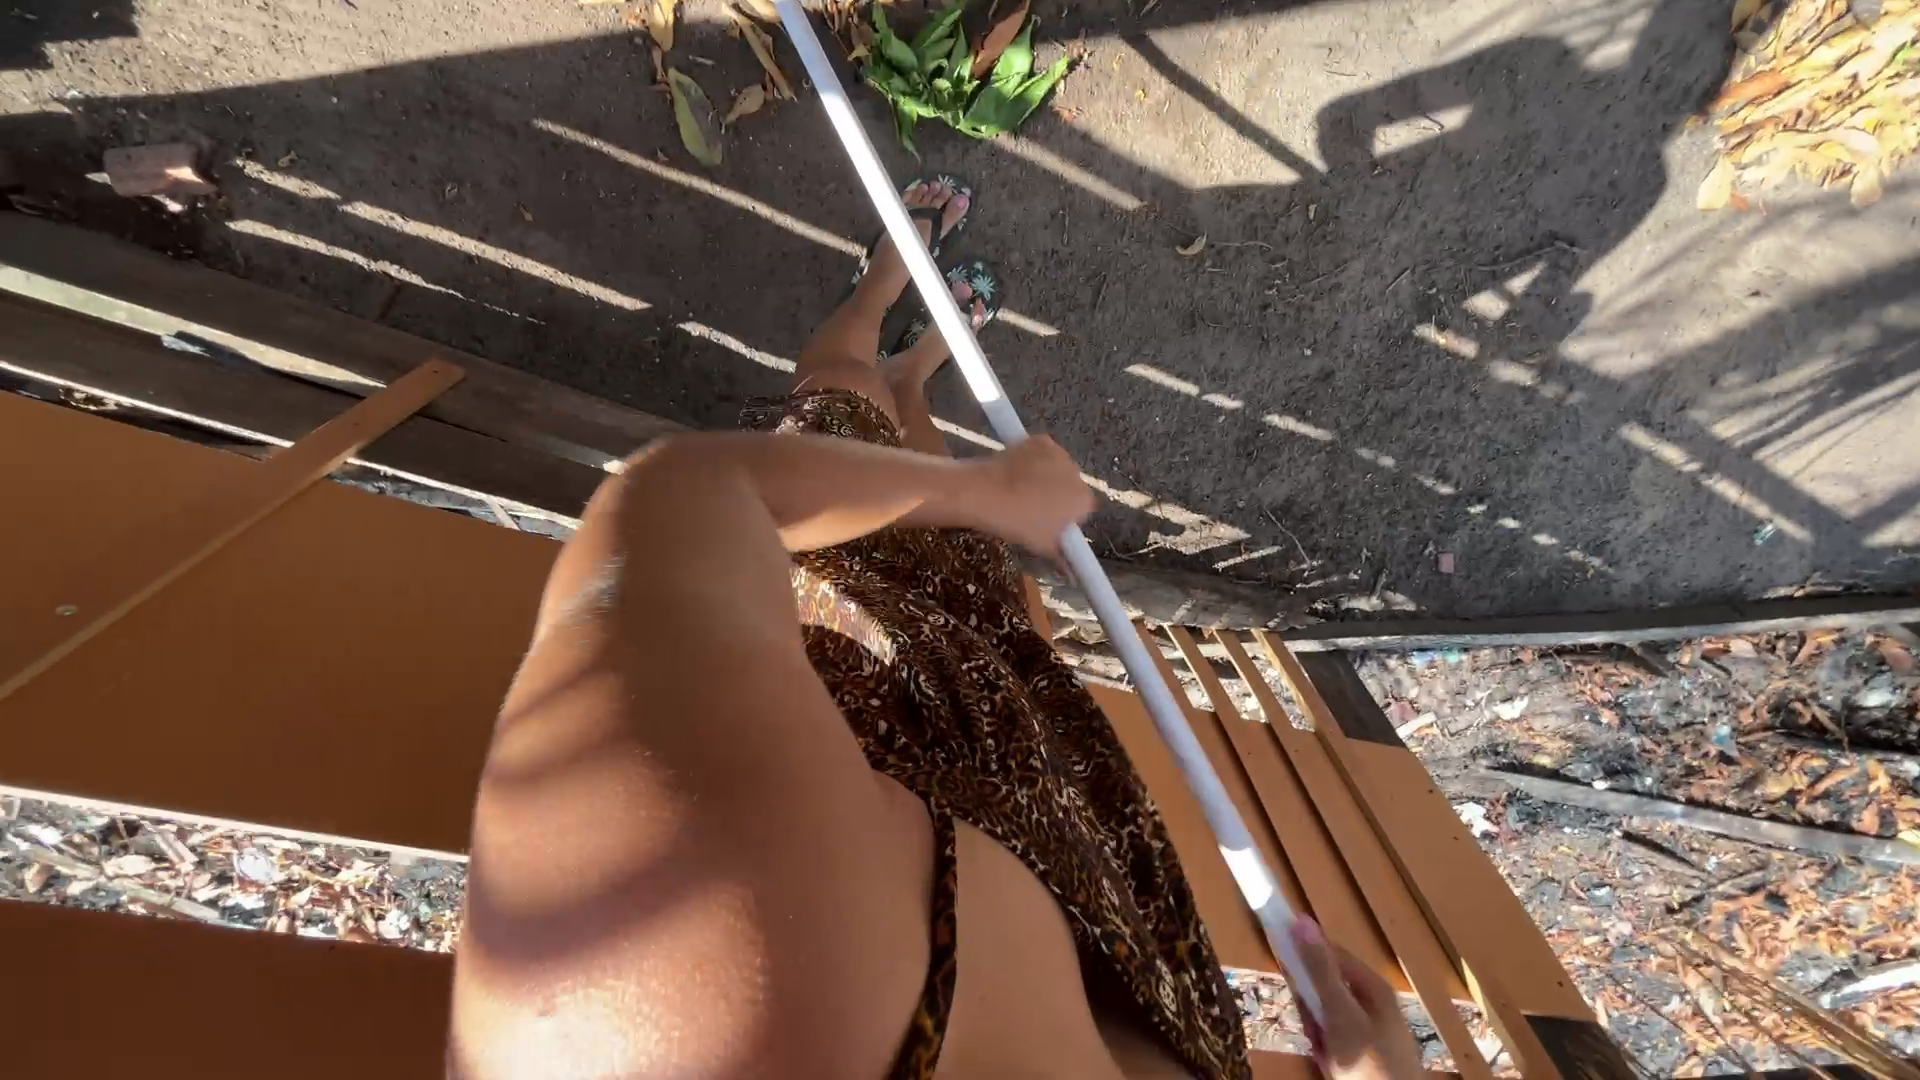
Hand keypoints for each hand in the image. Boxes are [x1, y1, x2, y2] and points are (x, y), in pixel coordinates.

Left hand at [974, 436, 1094, 557]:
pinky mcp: (1042, 440)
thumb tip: (1070, 572)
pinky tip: (1017, 470)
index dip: (1066, 517)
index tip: (1048, 523)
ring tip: (1020, 489)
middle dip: (1057, 495)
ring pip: (1057, 468)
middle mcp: (1078, 474)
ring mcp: (1060, 454)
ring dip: (1046, 475)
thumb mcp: (1040, 545)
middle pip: (1071, 486)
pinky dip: (1034, 458)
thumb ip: (1061, 558)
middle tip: (1031, 507)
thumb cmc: (1016, 522)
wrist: (985, 492)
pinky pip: (1043, 451)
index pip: (1082, 510)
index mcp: (1083, 501)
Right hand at [1293, 917, 1423, 1079]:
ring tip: (1324, 1052)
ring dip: (1317, 1031)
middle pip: (1325, 986)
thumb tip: (1301, 918)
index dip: (1306, 959)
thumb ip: (1319, 969)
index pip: (1329, 953)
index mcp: (1372, 987)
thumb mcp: (1340, 1014)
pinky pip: (1334, 1040)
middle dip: (1311, 1006)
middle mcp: (1372, 1004)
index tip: (1286, 970)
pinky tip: (1331, 1067)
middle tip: (1311, 1026)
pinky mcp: (1364, 1055)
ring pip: (1326, 1015)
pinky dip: (1326, 1051)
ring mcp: (1369, 1032)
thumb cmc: (1370, 1064)